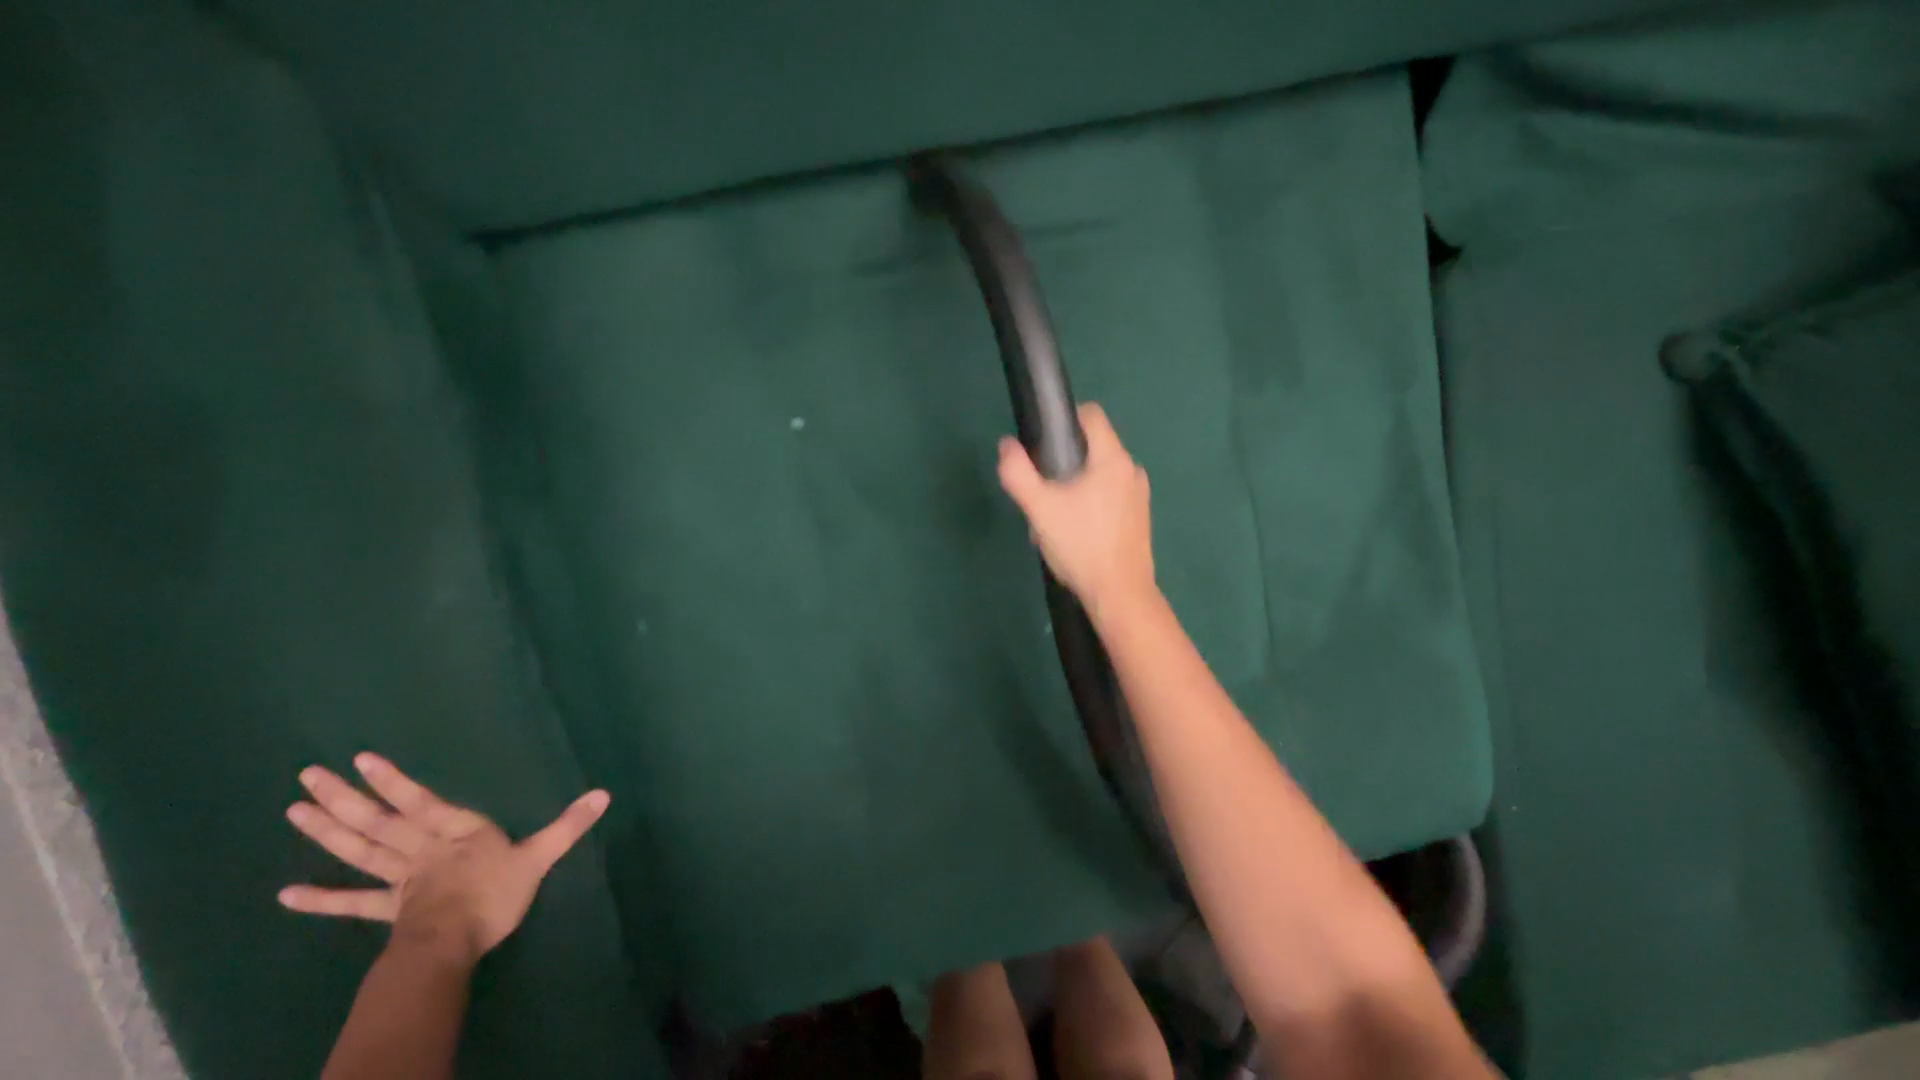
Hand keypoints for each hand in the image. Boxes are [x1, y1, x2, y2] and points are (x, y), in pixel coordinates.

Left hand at [278, 753, 609, 967]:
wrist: (456, 946)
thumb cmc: (495, 897)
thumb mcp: (539, 858)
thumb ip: (568, 826)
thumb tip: (604, 794)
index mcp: (454, 832)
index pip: (420, 801)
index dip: (392, 781)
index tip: (359, 759)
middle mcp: (420, 849)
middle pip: (377, 821)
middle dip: (342, 798)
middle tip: (307, 775)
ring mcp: (399, 879)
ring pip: (359, 850)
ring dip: (325, 831)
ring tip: (294, 809)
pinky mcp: (389, 909)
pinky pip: (352, 903)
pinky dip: (320, 899)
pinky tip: (285, 894)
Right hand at [997, 402, 1156, 615]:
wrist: (1120, 595)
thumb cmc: (1081, 546)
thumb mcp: (1040, 509)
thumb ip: (1018, 473)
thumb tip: (1007, 445)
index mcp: (1113, 459)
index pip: (1091, 415)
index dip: (1064, 419)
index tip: (1042, 442)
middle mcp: (1132, 470)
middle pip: (1094, 446)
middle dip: (1065, 459)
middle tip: (1042, 487)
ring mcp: (1139, 495)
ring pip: (1101, 473)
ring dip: (1077, 483)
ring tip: (1055, 514)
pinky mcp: (1139, 518)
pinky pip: (1111, 495)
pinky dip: (1092, 502)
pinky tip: (1075, 531)